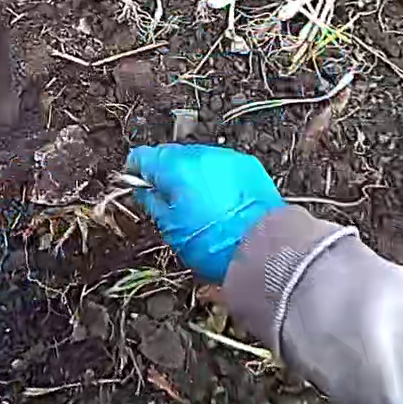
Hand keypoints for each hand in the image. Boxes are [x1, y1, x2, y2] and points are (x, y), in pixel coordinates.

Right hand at [125, 145, 284, 282]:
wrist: (265, 249)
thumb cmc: (216, 244)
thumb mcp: (171, 228)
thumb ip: (152, 202)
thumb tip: (143, 190)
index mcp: (174, 167)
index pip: (143, 156)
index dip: (137, 172)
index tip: (139, 185)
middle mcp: (199, 154)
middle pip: (171, 156)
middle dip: (167, 175)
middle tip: (170, 202)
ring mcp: (225, 158)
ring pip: (197, 161)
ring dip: (192, 177)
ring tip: (199, 207)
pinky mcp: (247, 165)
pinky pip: (221, 167)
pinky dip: (216, 180)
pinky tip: (220, 204)